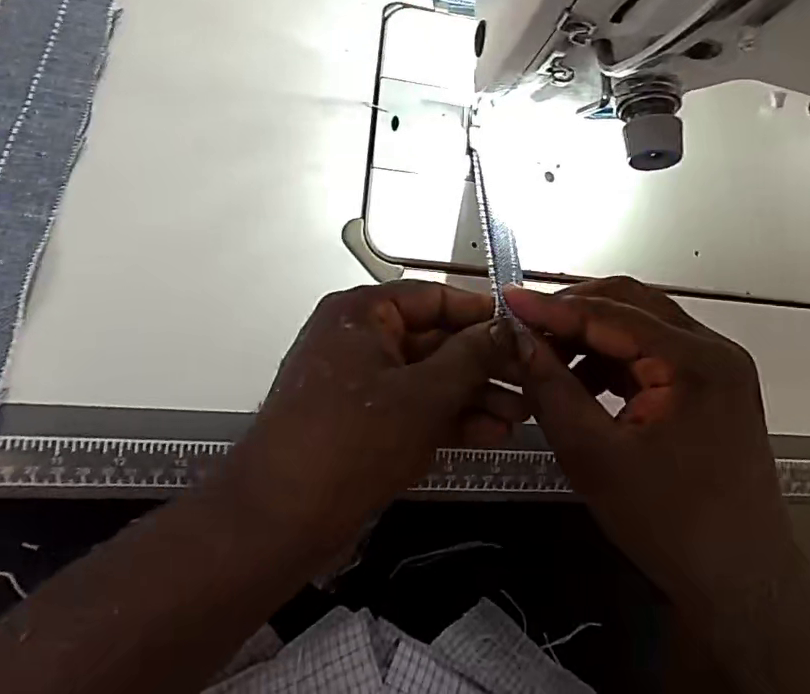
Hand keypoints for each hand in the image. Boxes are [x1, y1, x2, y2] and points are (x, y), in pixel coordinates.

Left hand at [221, 282, 525, 543]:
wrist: (282, 514)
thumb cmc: (344, 443)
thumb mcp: (422, 396)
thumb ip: (469, 358)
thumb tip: (502, 330)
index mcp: (361, 313)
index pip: (432, 297)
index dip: (480, 314)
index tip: (520, 330)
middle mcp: (356, 337)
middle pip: (431, 339)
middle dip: (481, 364)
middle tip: (527, 380)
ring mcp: (356, 380)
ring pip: (424, 376)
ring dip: (470, 395)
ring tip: (517, 414)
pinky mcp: (358, 418)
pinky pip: (410, 405)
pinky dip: (445, 416)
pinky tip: (486, 432)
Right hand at [506, 278, 793, 599]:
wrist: (741, 587)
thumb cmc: (673, 526)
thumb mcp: (593, 454)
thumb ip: (550, 387)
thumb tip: (518, 338)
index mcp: (696, 363)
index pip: (610, 314)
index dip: (551, 307)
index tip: (508, 301)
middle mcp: (713, 352)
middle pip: (628, 304)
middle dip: (571, 312)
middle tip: (525, 326)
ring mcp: (714, 369)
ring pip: (636, 324)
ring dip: (587, 335)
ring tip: (545, 357)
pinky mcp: (706, 388)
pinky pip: (646, 351)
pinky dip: (607, 357)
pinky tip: (577, 380)